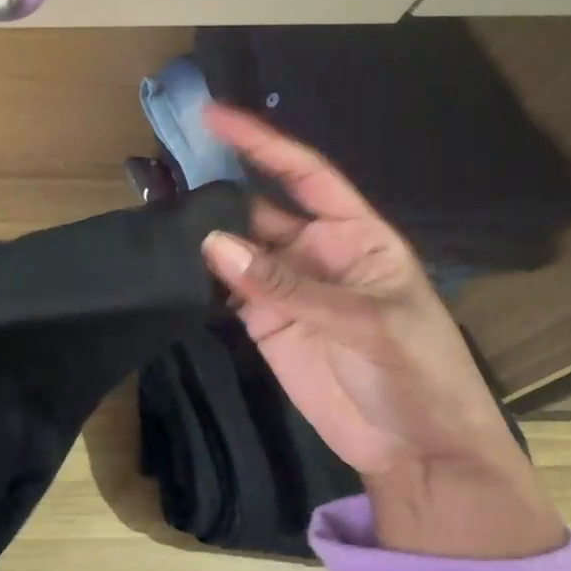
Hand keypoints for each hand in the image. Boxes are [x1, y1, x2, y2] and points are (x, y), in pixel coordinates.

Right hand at [197, 104, 564, 558]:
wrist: (418, 454)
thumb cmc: (419, 376)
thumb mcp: (367, 324)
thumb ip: (287, 284)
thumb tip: (210, 242)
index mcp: (356, 237)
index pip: (305, 176)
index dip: (263, 144)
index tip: (214, 116)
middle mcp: (314, 251)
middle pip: (255, 208)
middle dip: (213, 188)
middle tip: (160, 169)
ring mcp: (282, 286)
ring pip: (230, 245)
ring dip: (195, 231)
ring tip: (151, 212)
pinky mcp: (258, 319)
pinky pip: (219, 285)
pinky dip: (192, 272)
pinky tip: (163, 259)